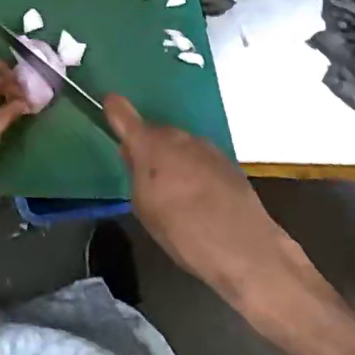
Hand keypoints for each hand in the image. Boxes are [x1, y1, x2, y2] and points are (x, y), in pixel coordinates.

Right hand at [106, 94, 313, 304]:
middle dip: (148, 147)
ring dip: (173, 159)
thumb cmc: (183, 231)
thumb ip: (135, 174)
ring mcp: (205, 147)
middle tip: (145, 176)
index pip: (124, 114)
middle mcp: (177, 137)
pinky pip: (199, 158)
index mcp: (150, 145)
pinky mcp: (227, 162)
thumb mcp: (144, 208)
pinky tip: (200, 198)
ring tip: (175, 193)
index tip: (109, 105)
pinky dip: (194, 169)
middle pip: (154, 133)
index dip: (115, 109)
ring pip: (179, 145)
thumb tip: (135, 156)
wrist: (245, 249)